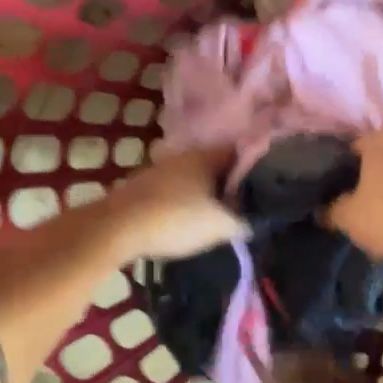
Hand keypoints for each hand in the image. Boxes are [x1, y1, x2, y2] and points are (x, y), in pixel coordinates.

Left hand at [108, 146, 248, 259]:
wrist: (115, 229)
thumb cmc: (176, 219)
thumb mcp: (221, 226)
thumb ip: (243, 222)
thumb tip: (253, 221)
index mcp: (207, 155)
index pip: (242, 152)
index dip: (257, 167)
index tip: (267, 185)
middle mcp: (184, 155)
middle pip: (216, 166)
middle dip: (229, 184)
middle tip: (245, 204)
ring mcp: (159, 170)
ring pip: (193, 179)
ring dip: (204, 194)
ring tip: (217, 216)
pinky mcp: (141, 188)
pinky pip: (173, 192)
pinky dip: (183, 203)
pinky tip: (187, 222)